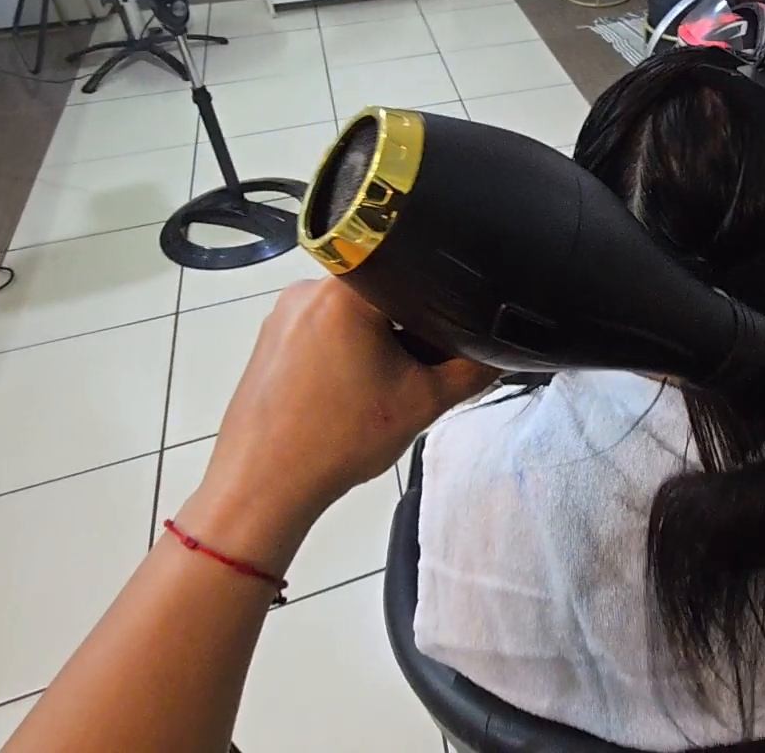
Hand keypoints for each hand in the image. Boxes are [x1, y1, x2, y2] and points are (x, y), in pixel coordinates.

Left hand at [179, 278, 497, 567]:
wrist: (261, 490)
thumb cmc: (335, 441)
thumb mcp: (424, 402)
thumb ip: (474, 369)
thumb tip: (503, 352)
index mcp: (345, 291)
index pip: (414, 272)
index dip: (440, 300)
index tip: (445, 333)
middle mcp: (307, 290)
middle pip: (385, 291)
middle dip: (408, 325)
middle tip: (418, 366)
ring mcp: (282, 314)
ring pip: (355, 310)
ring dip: (378, 337)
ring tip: (384, 381)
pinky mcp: (270, 338)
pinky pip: (325, 326)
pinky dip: (348, 348)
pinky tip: (353, 387)